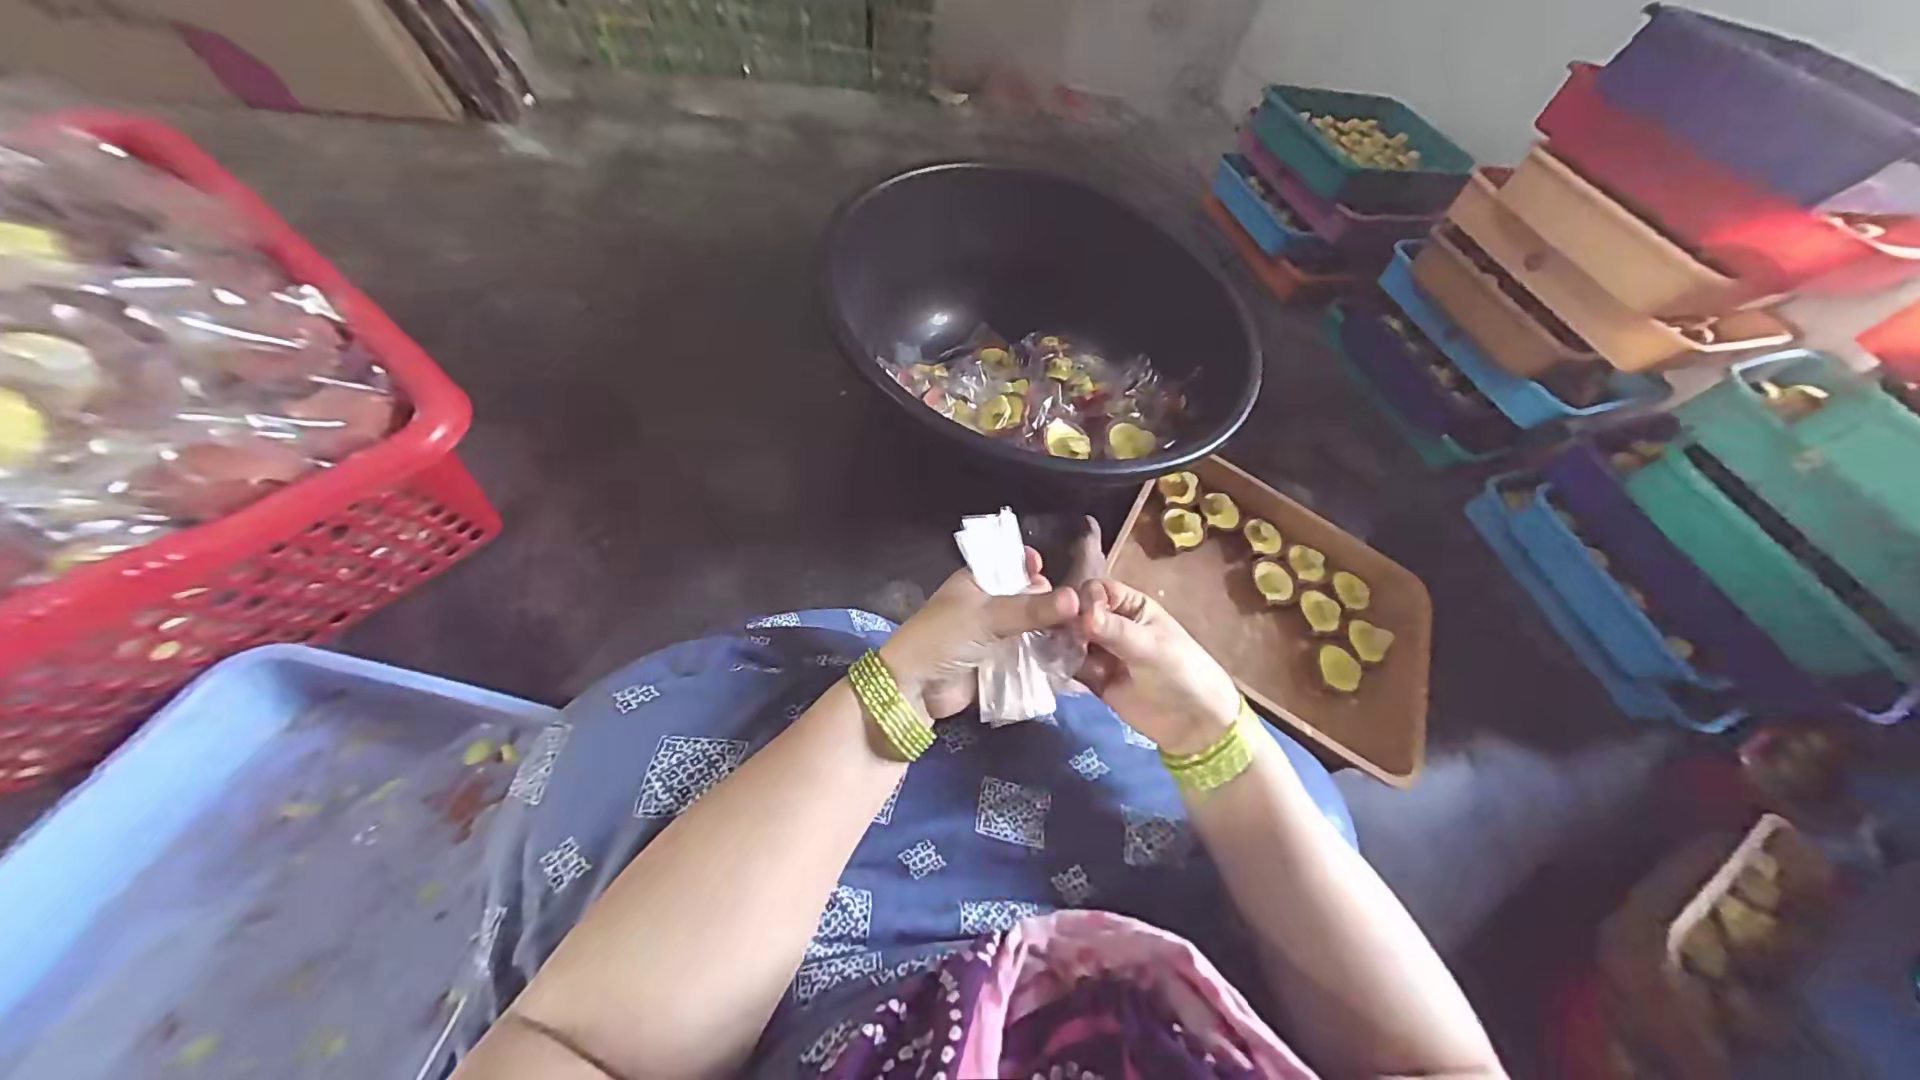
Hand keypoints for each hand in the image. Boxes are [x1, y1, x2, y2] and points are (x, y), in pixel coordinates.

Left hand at [880, 549, 1079, 719]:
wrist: (915, 689)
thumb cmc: (944, 638)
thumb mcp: (987, 616)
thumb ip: (1031, 609)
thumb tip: (1075, 598)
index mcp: (978, 581)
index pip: (1012, 565)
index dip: (1033, 567)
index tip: (1057, 576)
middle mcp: (988, 604)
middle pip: (1029, 597)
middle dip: (1052, 603)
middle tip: (1080, 611)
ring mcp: (995, 634)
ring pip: (1032, 627)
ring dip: (1053, 631)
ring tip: (1083, 634)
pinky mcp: (1000, 662)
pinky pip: (1029, 653)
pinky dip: (1046, 654)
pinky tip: (1071, 655)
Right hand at [1075, 578, 1240, 756]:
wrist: (1193, 724)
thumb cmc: (1180, 673)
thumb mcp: (1149, 647)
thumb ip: (1115, 631)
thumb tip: (1082, 615)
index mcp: (1130, 605)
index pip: (1096, 590)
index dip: (1084, 600)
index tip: (1080, 617)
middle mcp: (1111, 623)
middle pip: (1077, 613)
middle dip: (1067, 623)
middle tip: (1066, 639)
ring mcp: (1100, 650)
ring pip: (1070, 638)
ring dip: (1063, 645)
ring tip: (1066, 657)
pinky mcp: (1093, 676)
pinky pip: (1071, 664)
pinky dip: (1063, 665)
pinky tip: (1062, 669)